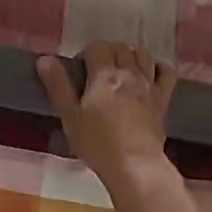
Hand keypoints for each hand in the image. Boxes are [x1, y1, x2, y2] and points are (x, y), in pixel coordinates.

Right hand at [36, 42, 177, 187]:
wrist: (133, 163)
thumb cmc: (96, 143)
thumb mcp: (69, 117)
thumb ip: (58, 86)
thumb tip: (45, 59)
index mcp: (104, 76)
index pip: (96, 48)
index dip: (84, 55)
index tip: (77, 72)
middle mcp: (129, 73)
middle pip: (120, 48)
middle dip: (106, 54)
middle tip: (94, 75)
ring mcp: (149, 84)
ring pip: (142, 55)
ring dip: (129, 57)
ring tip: (118, 74)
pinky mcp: (163, 98)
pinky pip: (166, 71)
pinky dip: (156, 67)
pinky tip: (148, 75)